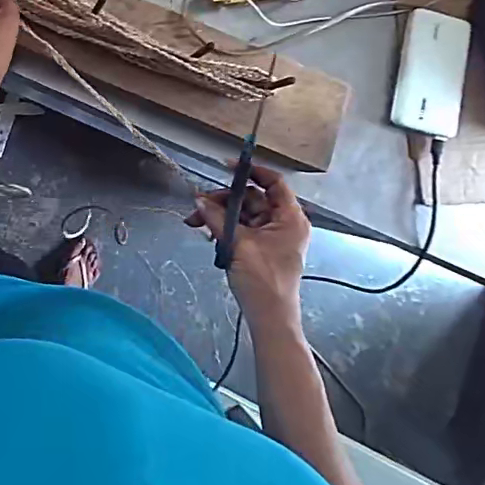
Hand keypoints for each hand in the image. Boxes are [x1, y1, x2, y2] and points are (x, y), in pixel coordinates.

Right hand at [187, 164, 309, 321]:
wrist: (269, 318)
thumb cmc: (263, 280)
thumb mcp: (238, 244)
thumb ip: (217, 218)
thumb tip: (198, 199)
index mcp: (290, 218)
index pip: (274, 183)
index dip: (252, 171)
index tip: (228, 166)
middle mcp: (283, 223)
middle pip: (251, 198)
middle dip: (224, 200)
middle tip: (198, 204)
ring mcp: (271, 236)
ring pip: (242, 214)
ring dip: (218, 215)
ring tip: (195, 222)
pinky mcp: (259, 249)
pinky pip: (239, 229)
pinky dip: (223, 228)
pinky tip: (205, 231)